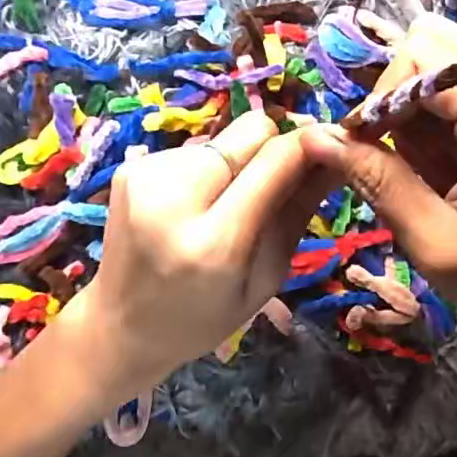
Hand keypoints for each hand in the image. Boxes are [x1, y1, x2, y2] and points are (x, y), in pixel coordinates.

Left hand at [62, 111, 333, 404]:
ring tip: (221, 210)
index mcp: (212, 243)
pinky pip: (195, 150)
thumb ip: (299, 210)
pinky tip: (192, 208)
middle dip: (272, 152)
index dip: (309, 146)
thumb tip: (335, 154)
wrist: (121, 325)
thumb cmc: (205, 316)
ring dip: (236, 164)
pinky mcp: (131, 166)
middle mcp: (171, 198)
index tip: (331, 149)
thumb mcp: (266, 278)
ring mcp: (144, 175)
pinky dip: (207, 171)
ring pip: (224, 139)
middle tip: (271, 190)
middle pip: (250, 131)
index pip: (274, 160)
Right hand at [301, 14, 456, 346]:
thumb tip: (317, 137)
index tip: (360, 151)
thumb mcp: (436, 244)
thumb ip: (379, 183)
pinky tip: (439, 160)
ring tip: (420, 165)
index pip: (425, 65)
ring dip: (414, 109)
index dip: (380, 102)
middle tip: (390, 157)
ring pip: (440, 60)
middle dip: (396, 99)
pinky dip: (433, 117)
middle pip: (432, 47)